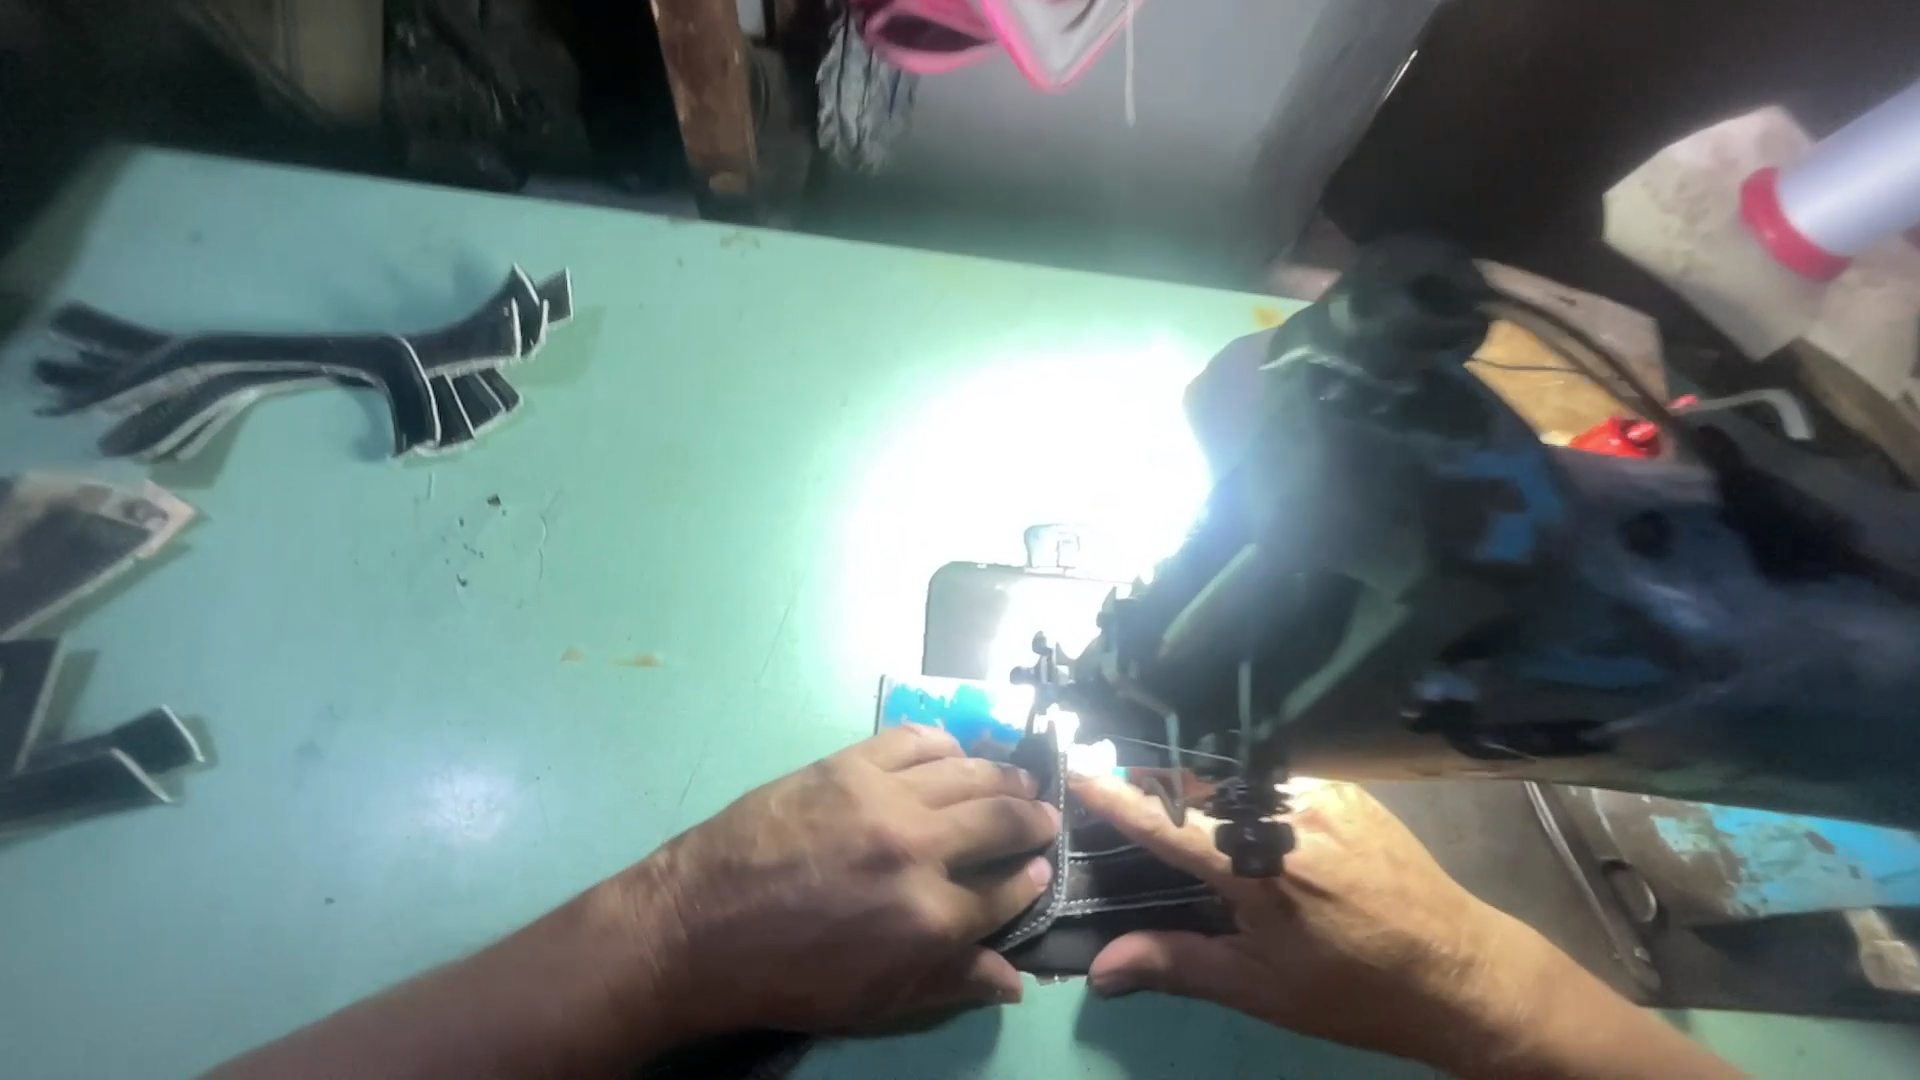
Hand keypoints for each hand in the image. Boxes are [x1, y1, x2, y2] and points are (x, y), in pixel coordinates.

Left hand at [633, 724, 1059, 1038]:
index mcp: (928, 920)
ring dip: (1004, 774)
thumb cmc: (789, 974)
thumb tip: (1015, 979)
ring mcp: (885, 797)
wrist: (702, 924)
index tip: (1040, 867)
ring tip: (1019, 778)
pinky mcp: (850, 763)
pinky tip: (956, 751)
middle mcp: (919, 849)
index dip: (1031, 879)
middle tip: (1045, 816)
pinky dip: (945, 742)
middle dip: (1034, 819)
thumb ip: (950, 984)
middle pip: (1001, 820)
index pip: (1006, 892)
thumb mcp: (874, 1002)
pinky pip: (915, 739)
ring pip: (969, 772)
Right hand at [1072, 774, 1548, 1070]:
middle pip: (1195, 784)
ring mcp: (1319, 792)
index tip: (1074, 767)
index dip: (1115, 797)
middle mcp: (1285, 817)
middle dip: (1157, 788)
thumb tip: (1099, 970)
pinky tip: (1247, 810)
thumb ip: (1175, 964)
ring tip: (1191, 811)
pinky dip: (1243, 784)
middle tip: (1136, 804)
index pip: (1167, 824)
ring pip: (1232, 771)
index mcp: (1259, 872)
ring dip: (1200, 786)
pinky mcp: (1343, 784)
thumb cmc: (1355, 991)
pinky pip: (1272, 771)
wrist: (1465, 974)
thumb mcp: (1260, 989)